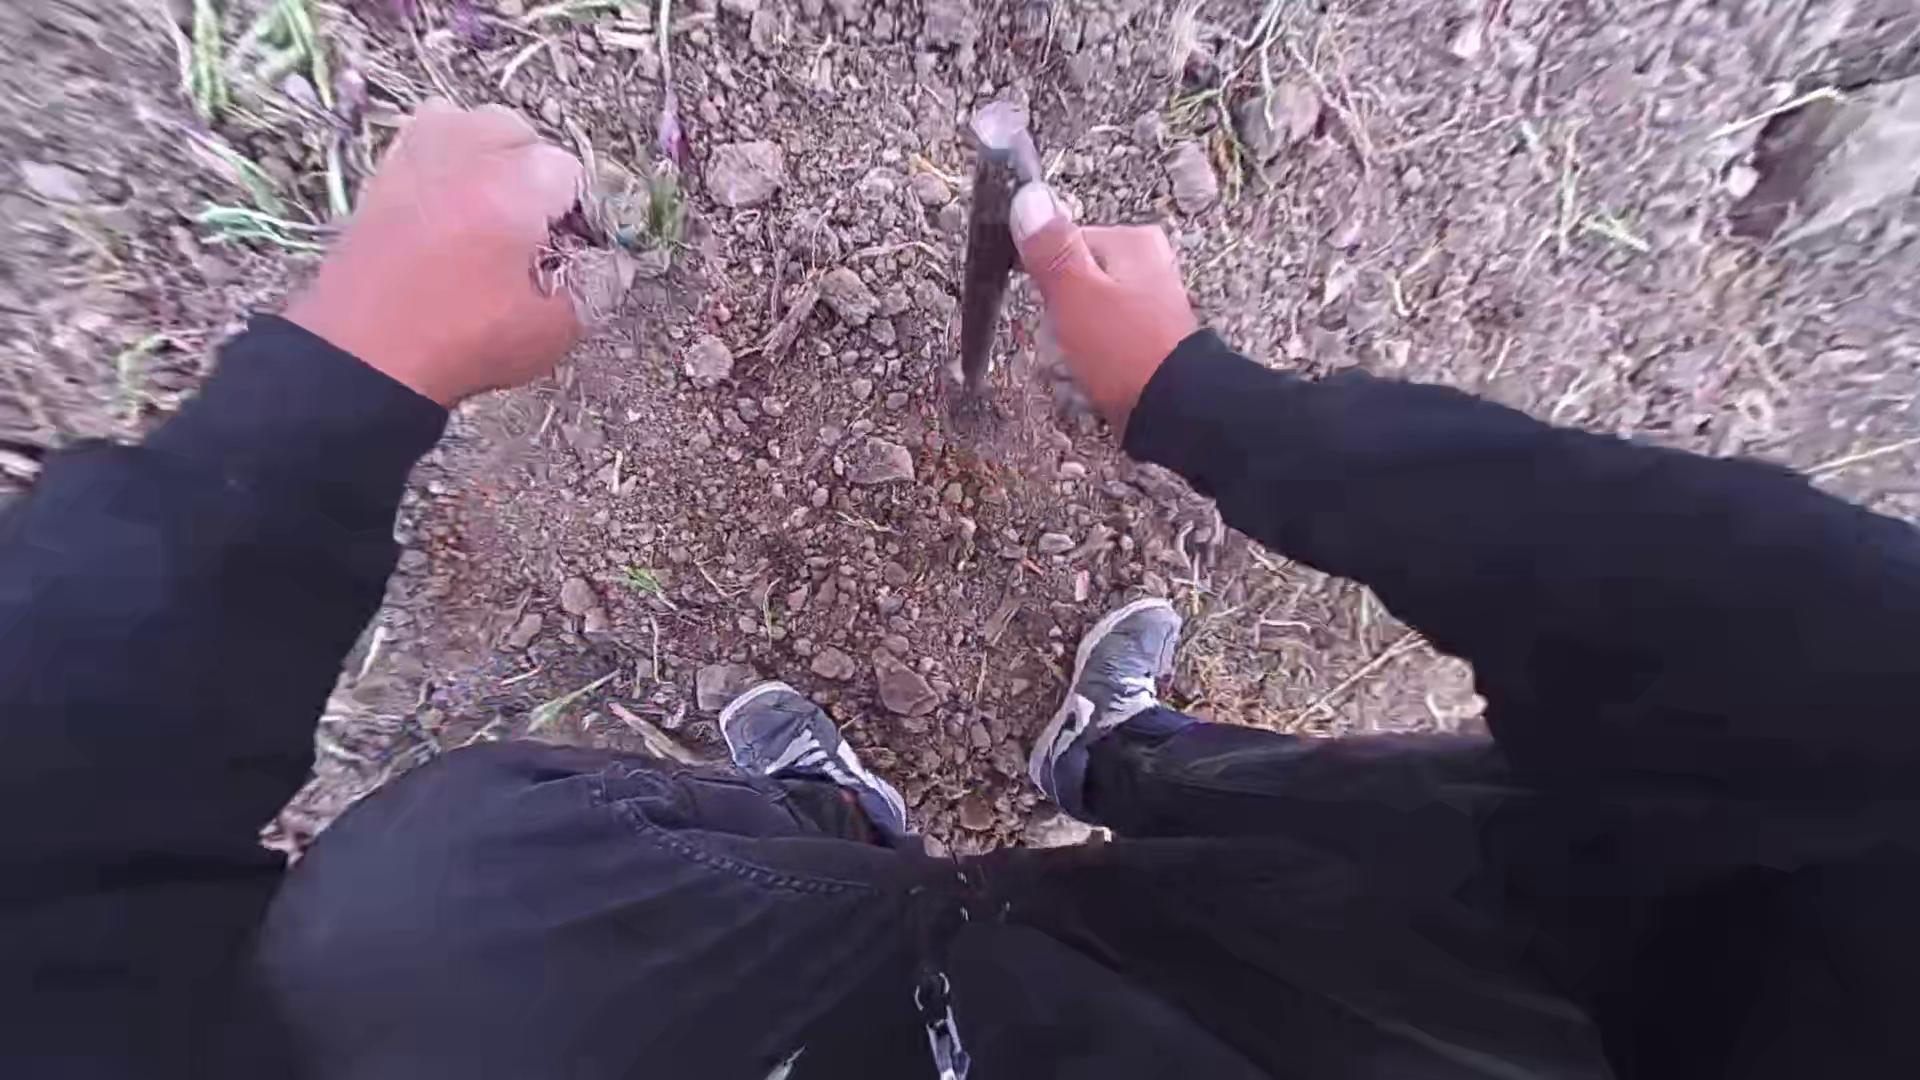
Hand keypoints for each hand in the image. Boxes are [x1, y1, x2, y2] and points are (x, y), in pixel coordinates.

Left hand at [285, 101, 583, 406]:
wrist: (372, 355)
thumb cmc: (473, 341)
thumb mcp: (558, 327)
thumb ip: (597, 285)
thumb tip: (615, 262)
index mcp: (508, 194)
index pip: (567, 168)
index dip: (589, 208)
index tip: (591, 245)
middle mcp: (457, 163)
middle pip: (514, 130)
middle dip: (543, 170)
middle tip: (554, 224)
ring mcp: (412, 166)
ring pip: (463, 123)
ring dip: (496, 156)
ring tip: (510, 206)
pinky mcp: (382, 183)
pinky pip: (425, 143)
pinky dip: (454, 162)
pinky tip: (467, 208)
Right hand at [1010, 182, 1198, 427]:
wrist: (1171, 410)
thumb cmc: (1124, 351)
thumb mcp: (1076, 293)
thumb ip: (1050, 249)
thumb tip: (1026, 198)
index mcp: (1132, 244)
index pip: (1063, 245)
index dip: (1046, 280)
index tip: (1048, 307)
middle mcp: (1143, 270)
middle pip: (1071, 286)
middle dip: (1058, 321)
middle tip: (1066, 343)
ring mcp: (1144, 310)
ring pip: (1080, 322)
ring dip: (1068, 350)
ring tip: (1080, 369)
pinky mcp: (1142, 346)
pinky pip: (1097, 348)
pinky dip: (1088, 366)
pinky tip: (1091, 382)